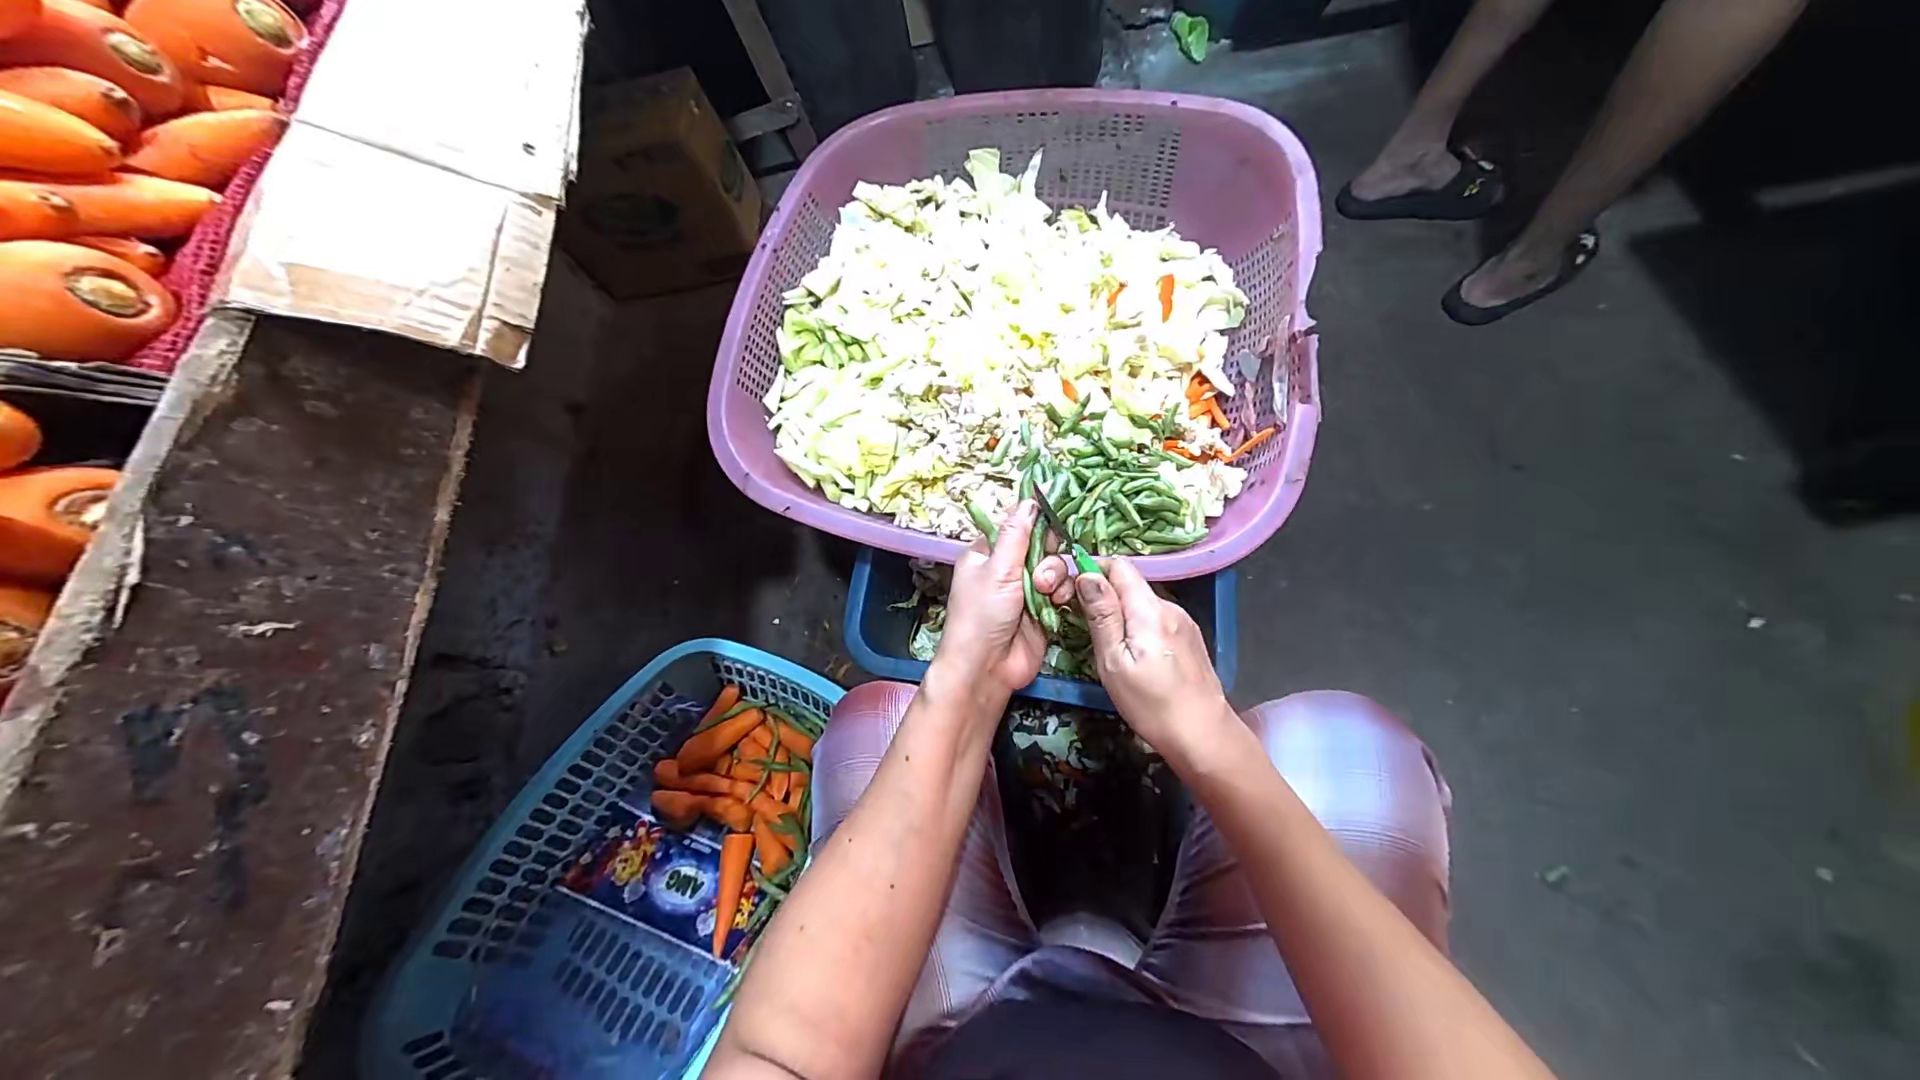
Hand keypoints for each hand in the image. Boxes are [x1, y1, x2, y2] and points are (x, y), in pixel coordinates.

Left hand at [932, 499, 1069, 705]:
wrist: (987, 669)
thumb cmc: (981, 616)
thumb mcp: (997, 570)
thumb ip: (1016, 535)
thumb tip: (1029, 500)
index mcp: (987, 553)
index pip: (1015, 524)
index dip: (1034, 522)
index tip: (1051, 522)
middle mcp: (1007, 568)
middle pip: (1041, 544)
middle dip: (1047, 555)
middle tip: (1039, 573)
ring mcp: (1026, 589)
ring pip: (1055, 566)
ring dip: (1054, 576)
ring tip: (1044, 592)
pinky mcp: (1044, 608)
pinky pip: (1062, 590)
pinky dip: (1062, 593)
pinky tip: (1056, 602)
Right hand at [1075, 557, 1235, 759]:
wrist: (1204, 736)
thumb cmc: (1150, 704)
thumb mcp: (1114, 662)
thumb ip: (1102, 616)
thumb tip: (1087, 575)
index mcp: (1149, 609)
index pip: (1118, 565)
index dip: (1092, 570)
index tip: (1072, 592)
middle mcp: (1169, 606)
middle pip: (1130, 583)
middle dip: (1104, 594)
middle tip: (1082, 622)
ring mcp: (1183, 621)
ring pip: (1141, 602)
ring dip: (1120, 611)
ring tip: (1107, 643)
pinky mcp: (1188, 637)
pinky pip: (1155, 618)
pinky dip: (1137, 625)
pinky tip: (1133, 653)